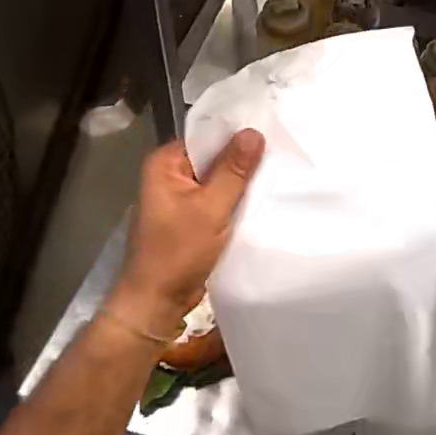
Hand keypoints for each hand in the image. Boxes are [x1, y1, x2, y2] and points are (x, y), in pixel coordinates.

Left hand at [108, 130, 264, 337]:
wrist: (156, 303)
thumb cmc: (178, 253)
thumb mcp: (211, 208)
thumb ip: (234, 170)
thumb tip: (253, 132)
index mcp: (164, 163)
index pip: (206, 136)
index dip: (236, 134)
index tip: (270, 133)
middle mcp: (168, 174)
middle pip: (212, 156)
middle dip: (241, 159)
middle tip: (279, 153)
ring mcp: (178, 196)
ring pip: (216, 178)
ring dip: (239, 181)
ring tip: (274, 173)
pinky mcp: (188, 215)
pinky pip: (215, 198)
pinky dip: (233, 199)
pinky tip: (258, 199)